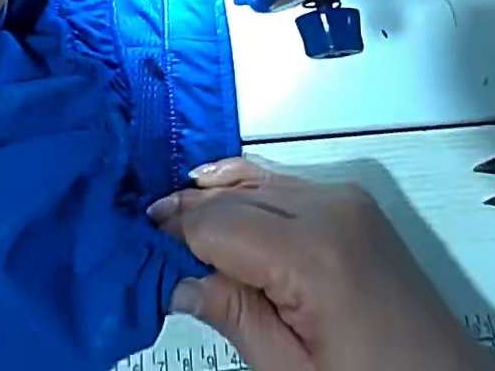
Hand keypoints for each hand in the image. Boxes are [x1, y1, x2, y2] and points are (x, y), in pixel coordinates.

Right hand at [148, 157, 494, 370]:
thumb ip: (234, 317)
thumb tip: (177, 281)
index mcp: (315, 253)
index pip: (220, 224)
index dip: (176, 232)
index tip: (141, 240)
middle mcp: (329, 205)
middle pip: (235, 194)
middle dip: (190, 210)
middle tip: (148, 227)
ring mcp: (344, 196)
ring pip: (257, 178)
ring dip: (215, 194)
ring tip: (173, 212)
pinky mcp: (353, 200)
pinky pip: (284, 182)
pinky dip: (248, 187)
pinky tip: (219, 192)